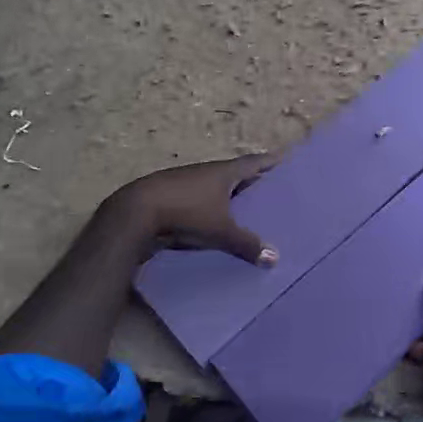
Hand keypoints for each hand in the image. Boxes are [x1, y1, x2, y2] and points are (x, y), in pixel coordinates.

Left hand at [101, 154, 278, 265]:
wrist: (136, 212)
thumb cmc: (186, 212)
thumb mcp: (220, 231)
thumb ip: (247, 244)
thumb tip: (274, 259)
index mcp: (223, 172)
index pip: (255, 163)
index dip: (271, 163)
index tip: (286, 161)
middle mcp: (206, 172)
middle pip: (237, 175)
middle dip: (254, 183)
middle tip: (274, 192)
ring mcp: (187, 183)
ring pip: (217, 189)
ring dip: (232, 197)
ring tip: (250, 211)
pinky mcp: (172, 197)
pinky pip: (201, 201)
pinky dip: (213, 208)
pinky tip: (218, 222)